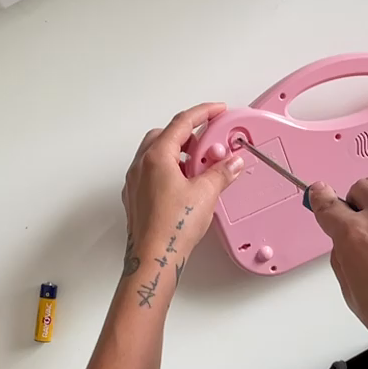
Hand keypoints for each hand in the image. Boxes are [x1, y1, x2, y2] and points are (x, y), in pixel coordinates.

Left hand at [118, 103, 245, 305]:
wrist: (153, 258)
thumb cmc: (171, 227)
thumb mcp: (206, 194)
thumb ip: (222, 172)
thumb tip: (232, 162)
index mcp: (156, 157)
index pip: (181, 123)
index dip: (203, 113)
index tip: (216, 110)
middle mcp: (140, 166)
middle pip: (164, 135)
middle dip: (187, 134)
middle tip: (208, 141)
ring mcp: (135, 183)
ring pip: (155, 154)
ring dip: (177, 153)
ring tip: (199, 165)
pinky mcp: (135, 199)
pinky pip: (151, 173)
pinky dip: (168, 170)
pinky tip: (184, 184)